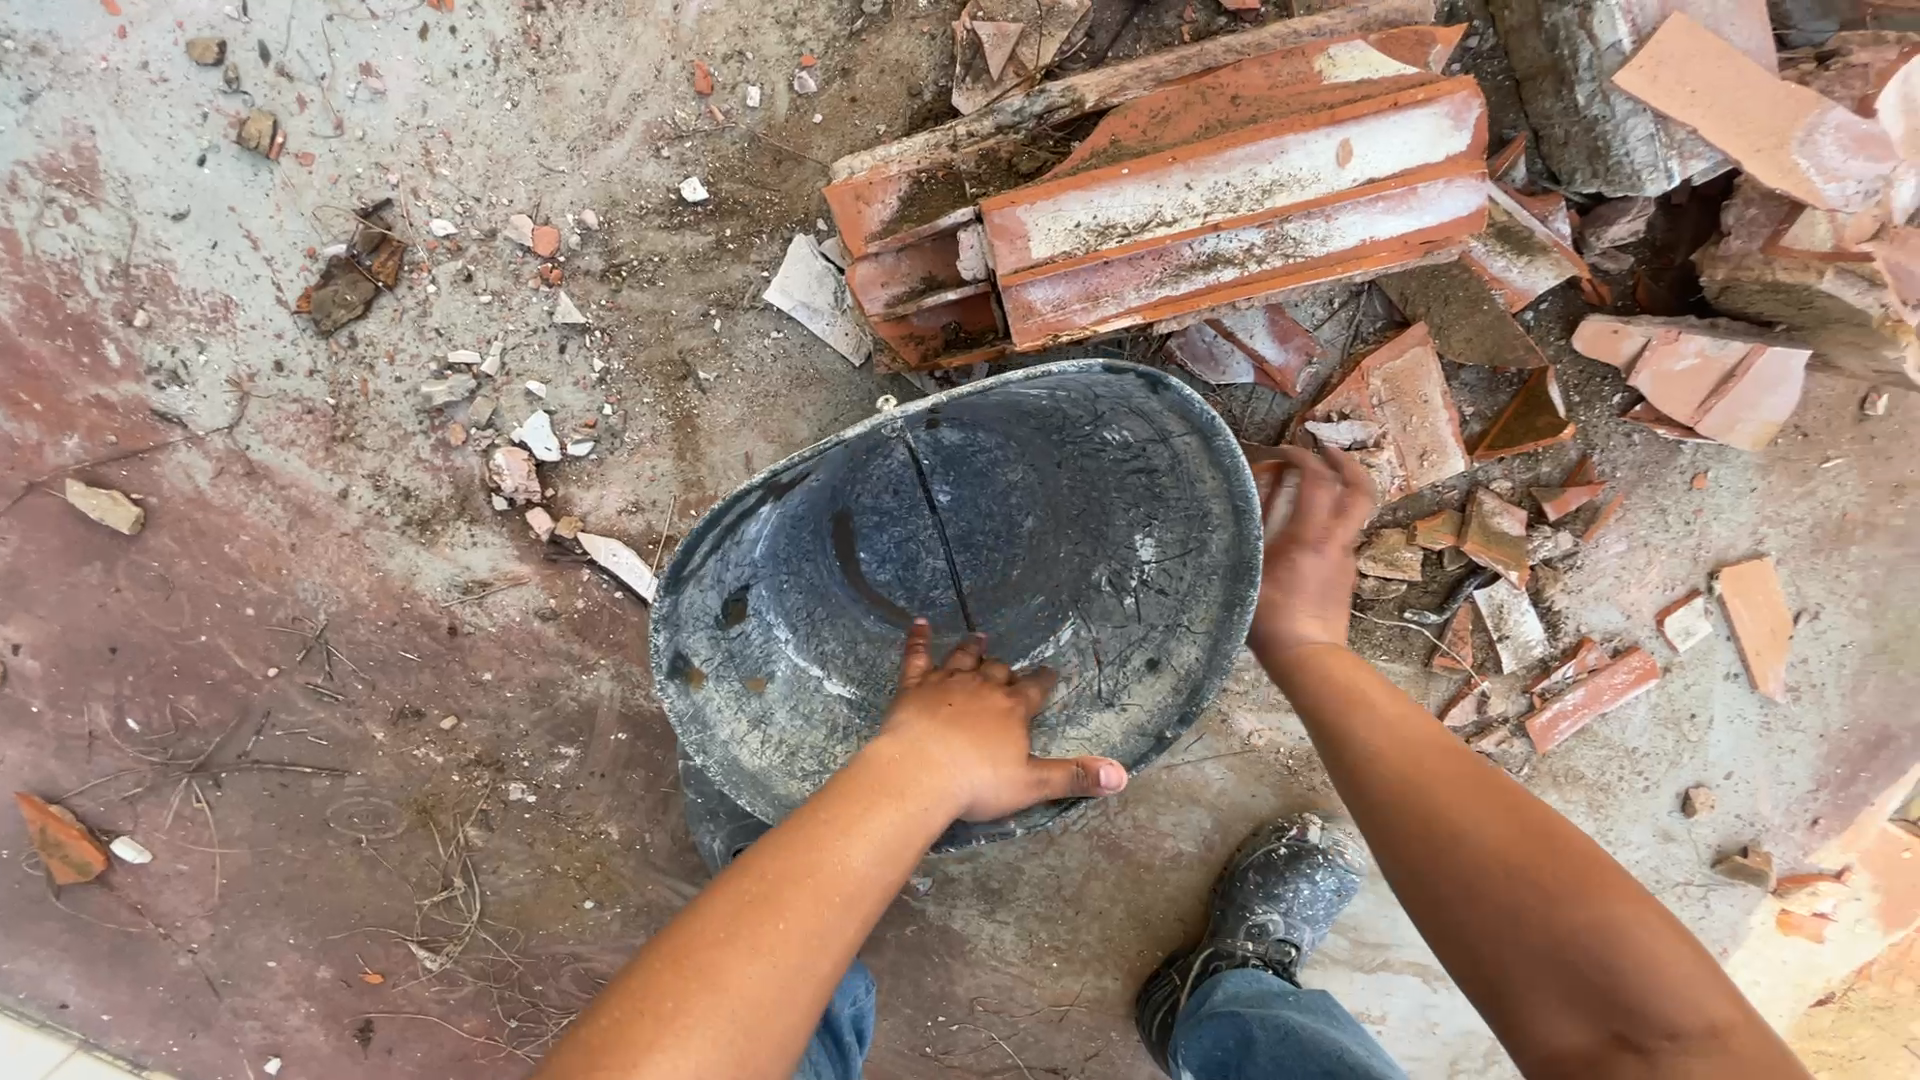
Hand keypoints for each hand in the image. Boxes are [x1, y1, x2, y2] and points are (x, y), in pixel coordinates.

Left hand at [865, 620, 1127, 821]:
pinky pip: (916, 655)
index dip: (1044, 680)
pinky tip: (919, 623)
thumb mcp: (1032, 784)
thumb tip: (1122, 775)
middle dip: (1006, 669)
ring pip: (963, 657)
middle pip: (998, 670)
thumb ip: (1074, 776)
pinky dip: (918, 638)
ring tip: (978, 637)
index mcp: (1013, 709)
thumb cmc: (978, 782)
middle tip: (1008, 667)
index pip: (1035, 688)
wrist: (920, 771)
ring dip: (972, 647)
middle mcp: (983, 686)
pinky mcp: (913, 685)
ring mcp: (946, 682)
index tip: (1050, 672)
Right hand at [1246, 445, 1375, 664]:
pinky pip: (1341, 535)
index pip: (1317, 480)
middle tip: (1325, 450)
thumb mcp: (1247, 569)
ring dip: (1339, 490)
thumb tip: (1252, 495)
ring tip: (1314, 485)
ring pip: (1354, 513)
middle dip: (1345, 463)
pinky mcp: (1346, 575)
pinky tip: (1305, 528)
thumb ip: (1252, 529)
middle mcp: (1336, 542)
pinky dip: (1329, 518)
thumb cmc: (1269, 616)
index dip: (1303, 456)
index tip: (1285, 450)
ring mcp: (1346, 559)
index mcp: (1310, 537)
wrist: (1306, 656)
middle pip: (1359, 489)